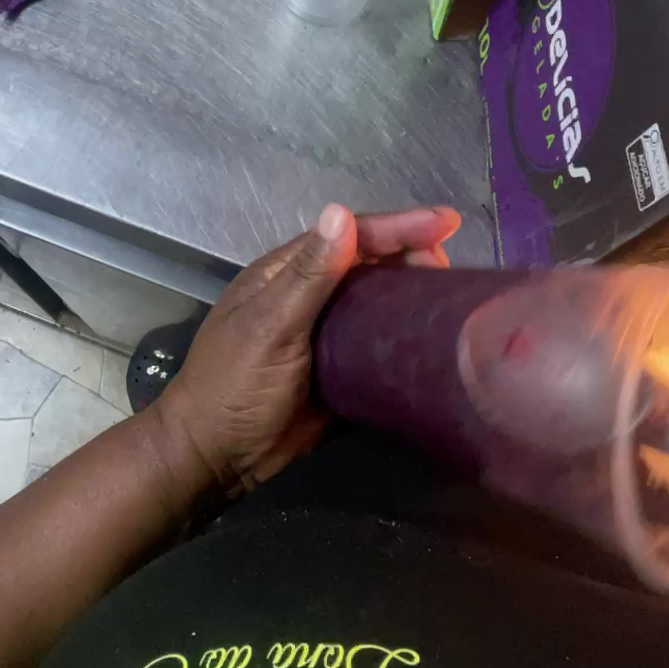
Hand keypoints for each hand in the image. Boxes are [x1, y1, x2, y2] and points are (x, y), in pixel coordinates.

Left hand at [153, 203, 461, 496]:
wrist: (217, 455)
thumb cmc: (235, 383)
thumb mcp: (270, 326)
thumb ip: (308, 275)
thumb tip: (341, 212)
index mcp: (285, 274)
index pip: (347, 236)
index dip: (397, 226)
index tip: (447, 222)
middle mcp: (308, 296)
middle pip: (368, 263)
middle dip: (410, 254)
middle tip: (449, 266)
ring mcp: (324, 333)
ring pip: (376, 300)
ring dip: (412, 291)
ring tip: (452, 293)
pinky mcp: (338, 369)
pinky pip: (377, 341)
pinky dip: (404, 333)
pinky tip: (433, 335)